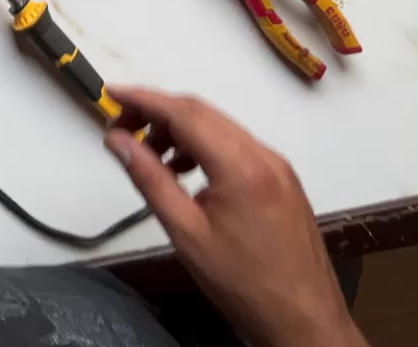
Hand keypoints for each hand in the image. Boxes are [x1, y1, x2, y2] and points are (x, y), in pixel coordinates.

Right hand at [103, 87, 364, 346]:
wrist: (306, 327)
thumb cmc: (244, 285)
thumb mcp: (185, 231)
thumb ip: (148, 177)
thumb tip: (117, 140)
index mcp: (241, 167)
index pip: (183, 113)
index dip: (142, 98)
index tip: (111, 94)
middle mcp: (264, 156)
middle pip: (199, 111)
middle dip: (155, 111)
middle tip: (121, 126)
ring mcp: (276, 166)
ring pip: (215, 125)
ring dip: (177, 128)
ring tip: (148, 153)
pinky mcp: (280, 179)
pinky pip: (232, 143)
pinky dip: (200, 144)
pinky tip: (181, 168)